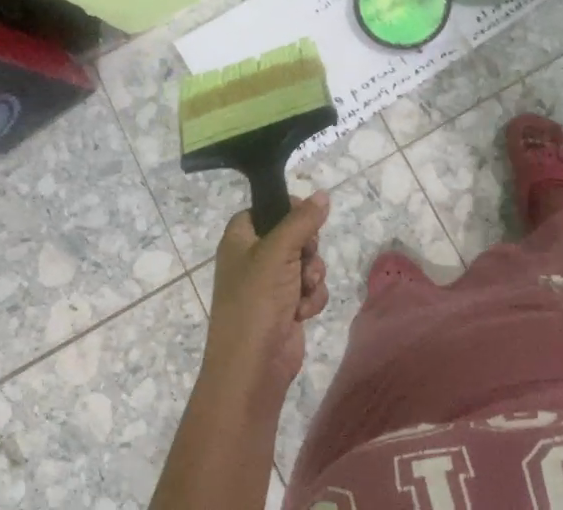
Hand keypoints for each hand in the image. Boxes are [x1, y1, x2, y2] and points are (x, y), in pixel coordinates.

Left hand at [203, 192, 330, 402]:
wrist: (252, 367)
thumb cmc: (256, 302)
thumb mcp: (278, 252)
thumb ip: (302, 221)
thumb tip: (322, 194)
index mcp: (239, 240)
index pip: (263, 209)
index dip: (285, 209)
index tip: (306, 214)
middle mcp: (253, 259)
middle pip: (292, 234)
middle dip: (307, 247)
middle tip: (305, 255)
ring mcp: (270, 285)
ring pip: (306, 262)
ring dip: (312, 275)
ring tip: (303, 289)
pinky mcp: (287, 307)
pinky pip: (310, 289)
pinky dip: (311, 298)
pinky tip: (303, 312)